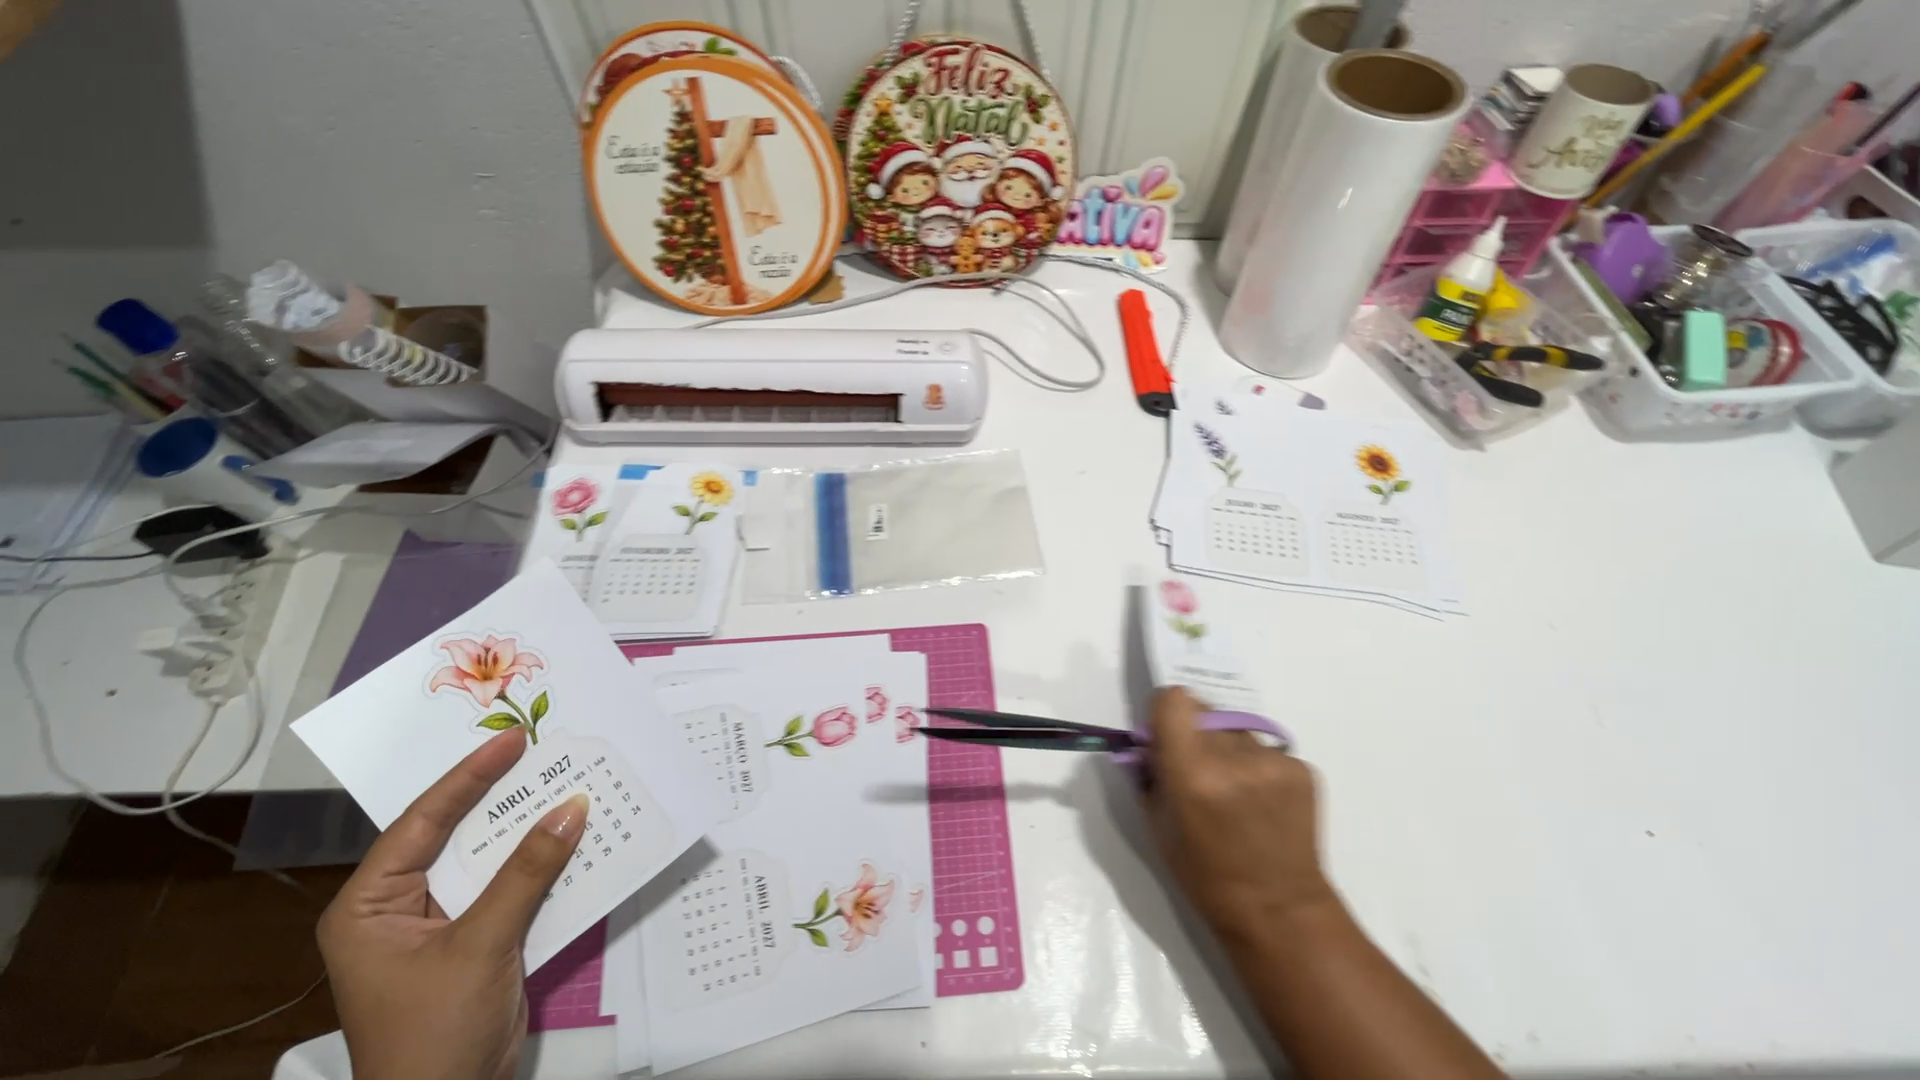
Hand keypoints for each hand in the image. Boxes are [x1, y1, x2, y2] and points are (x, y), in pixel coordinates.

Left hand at [317, 730, 589, 1079]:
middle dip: (499, 797)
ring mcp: (438, 925)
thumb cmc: (435, 1033)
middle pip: (454, 835)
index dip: (468, 778)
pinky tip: (570, 840)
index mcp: (368, 906)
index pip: (421, 823)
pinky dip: (539, 865)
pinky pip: (509, 888)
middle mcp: (397, 907)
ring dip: (526, 830)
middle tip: (541, 753)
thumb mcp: (480, 947)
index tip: (511, 739)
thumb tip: (571, 808)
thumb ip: (526, 873)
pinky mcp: (475, 940)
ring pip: (487, 860)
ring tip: (563, 784)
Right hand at [1143, 687, 1334, 936]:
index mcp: (1193, 773)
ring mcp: (1274, 762)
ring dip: (1226, 749)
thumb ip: (1152, 772)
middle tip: (1196, 768)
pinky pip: (1265, 749)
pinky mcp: (1303, 769)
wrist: (1278, 909)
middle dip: (1193, 732)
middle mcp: (1235, 758)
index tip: (1164, 735)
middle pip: (1204, 710)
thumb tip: (1150, 740)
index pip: (1175, 699)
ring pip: (1235, 730)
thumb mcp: (1158, 824)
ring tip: (1233, 793)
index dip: (1164, 712)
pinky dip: (1255, 767)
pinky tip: (1260, 803)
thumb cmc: (1204, 873)